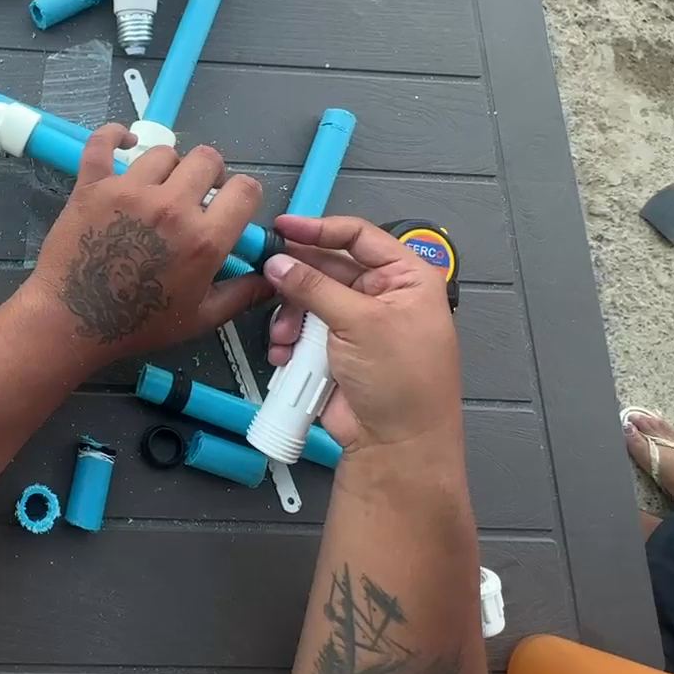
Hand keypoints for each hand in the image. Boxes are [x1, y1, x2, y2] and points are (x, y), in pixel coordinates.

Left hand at [20, 124, 271, 364]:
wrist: (72, 320)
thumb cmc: (137, 324)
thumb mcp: (200, 318)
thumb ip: (241, 295)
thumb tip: (272, 279)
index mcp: (204, 239)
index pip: (245, 189)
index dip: (243, 194)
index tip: (230, 203)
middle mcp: (171, 206)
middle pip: (207, 160)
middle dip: (209, 174)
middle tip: (195, 194)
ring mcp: (129, 191)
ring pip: (163, 152)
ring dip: (167, 166)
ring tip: (159, 186)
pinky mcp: (92, 185)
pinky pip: (102, 142)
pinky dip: (113, 135)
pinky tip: (124, 140)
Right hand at [264, 215, 460, 454]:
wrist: (395, 445)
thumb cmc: (399, 378)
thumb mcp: (359, 322)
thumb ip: (313, 287)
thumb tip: (276, 262)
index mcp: (406, 278)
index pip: (358, 237)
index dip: (319, 229)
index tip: (282, 227)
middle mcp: (382, 294)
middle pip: (327, 268)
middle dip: (297, 281)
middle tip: (268, 280)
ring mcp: (356, 322)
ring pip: (308, 300)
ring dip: (291, 317)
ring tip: (285, 338)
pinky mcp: (334, 348)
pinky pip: (302, 329)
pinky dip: (290, 339)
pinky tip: (286, 354)